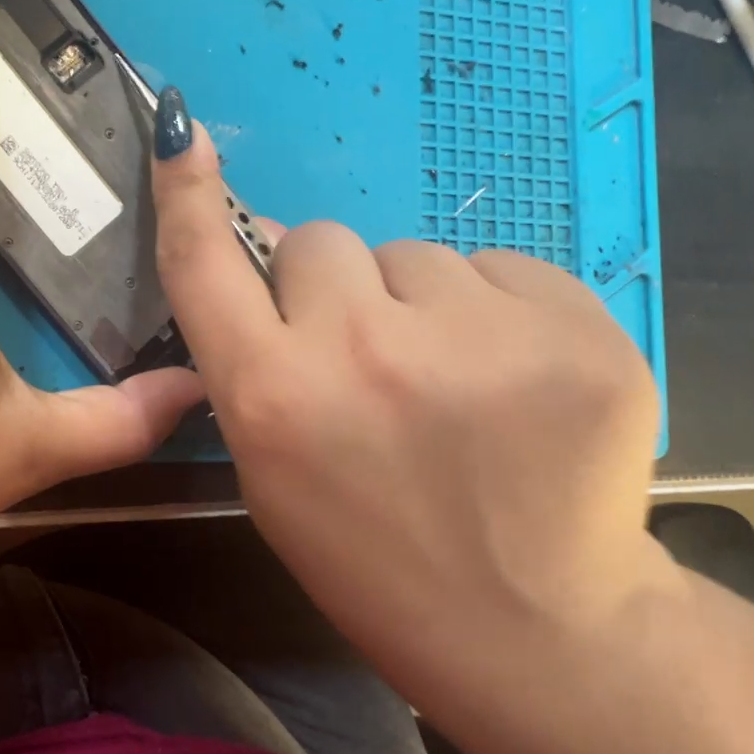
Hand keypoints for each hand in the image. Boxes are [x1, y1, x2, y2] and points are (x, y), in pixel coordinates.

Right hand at [147, 95, 662, 671]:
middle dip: (328, 284)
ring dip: (416, 301)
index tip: (178, 130)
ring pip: (412, 255)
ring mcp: (475, 334)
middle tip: (365, 355)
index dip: (185, 191)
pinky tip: (512, 380)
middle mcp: (360, 350)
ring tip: (451, 382)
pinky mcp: (575, 327)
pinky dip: (494, 310)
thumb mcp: (270, 465)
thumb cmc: (368, 552)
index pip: (203, 260)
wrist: (531, 623)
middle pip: (319, 240)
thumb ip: (253, 356)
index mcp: (271, 396)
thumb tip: (262, 251)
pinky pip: (499, 268)